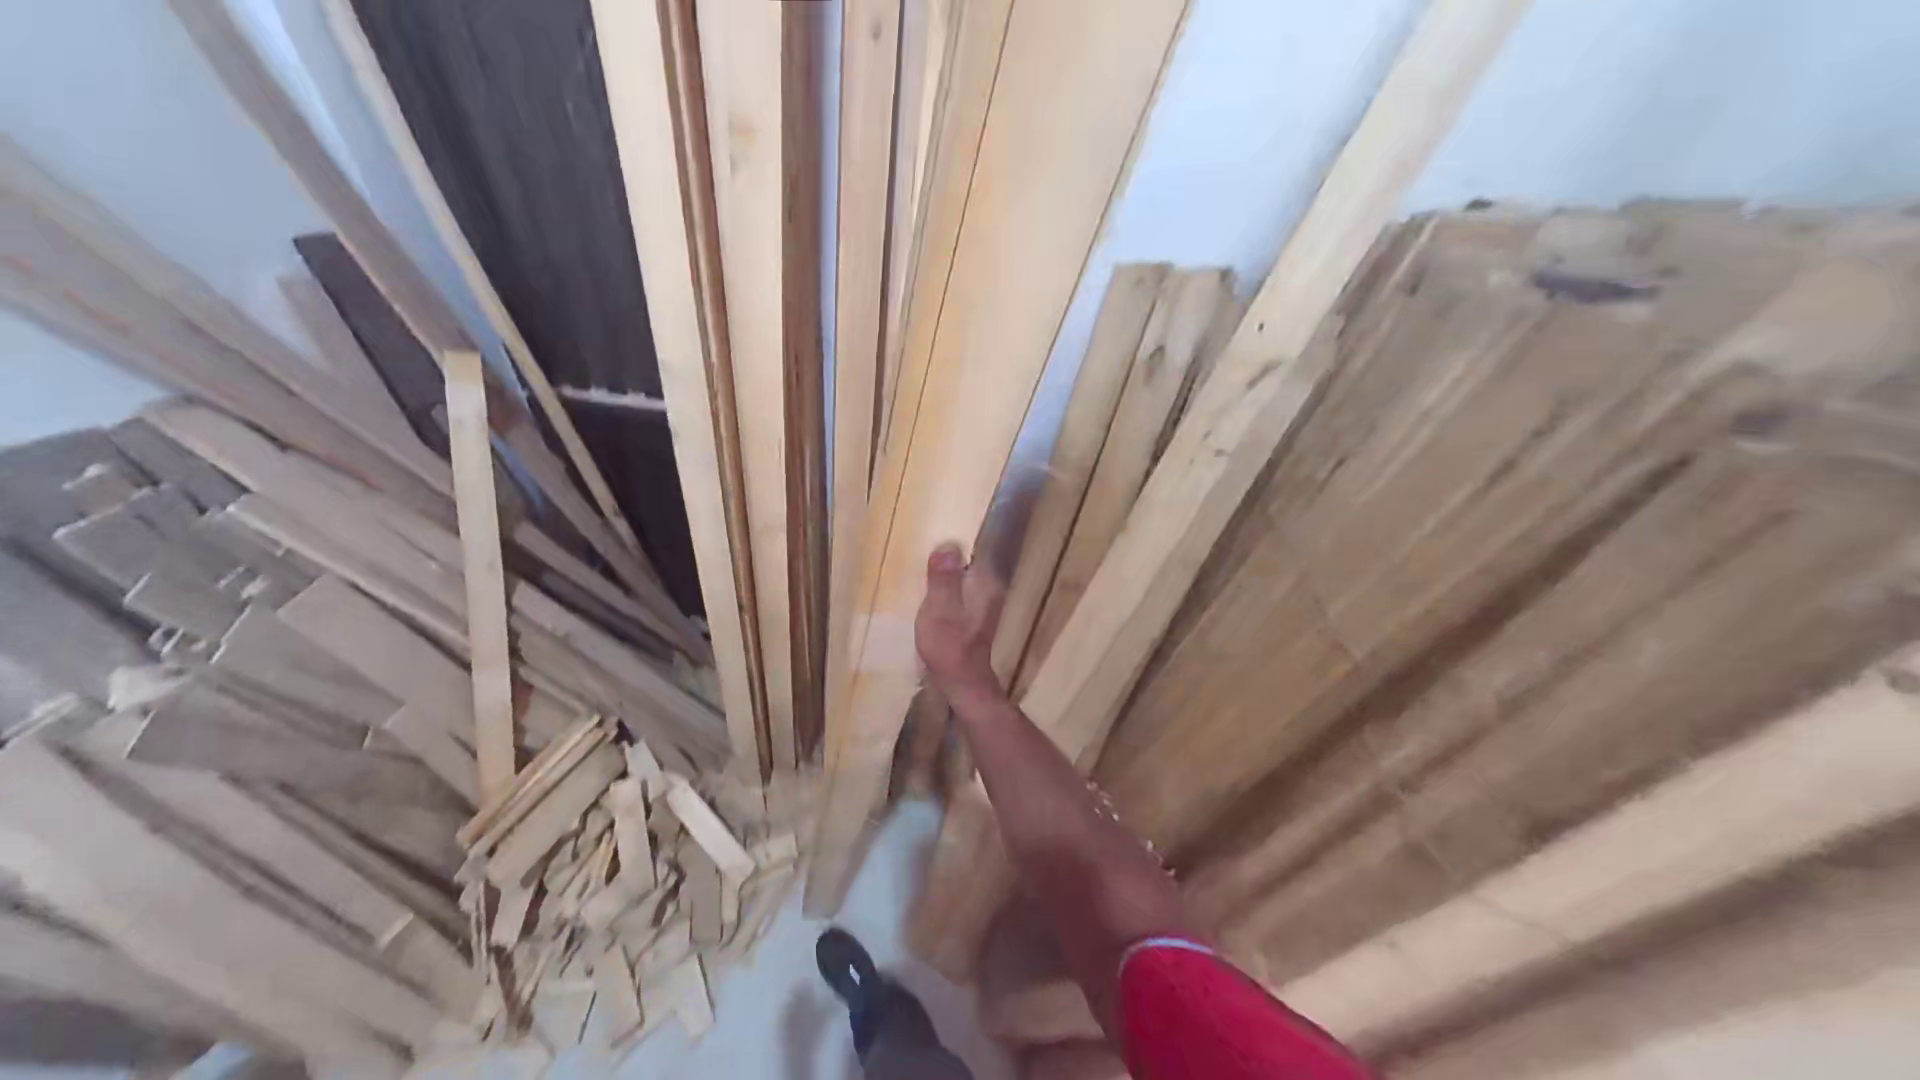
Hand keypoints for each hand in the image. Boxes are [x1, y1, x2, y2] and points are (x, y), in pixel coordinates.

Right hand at [916, 542, 1004, 697]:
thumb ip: (943, 579)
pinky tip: (932, 590)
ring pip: (964, 576)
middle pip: (969, 561)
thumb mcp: (939, 610)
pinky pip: (961, 589)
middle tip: (925, 547)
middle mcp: (991, 588)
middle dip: (950, 555)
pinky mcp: (976, 613)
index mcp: (986, 583)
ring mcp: (985, 601)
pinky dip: (947, 587)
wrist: (962, 682)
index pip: (974, 549)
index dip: (955, 541)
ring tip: (925, 566)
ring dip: (946, 572)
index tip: (934, 536)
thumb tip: (948, 544)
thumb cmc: (949, 646)